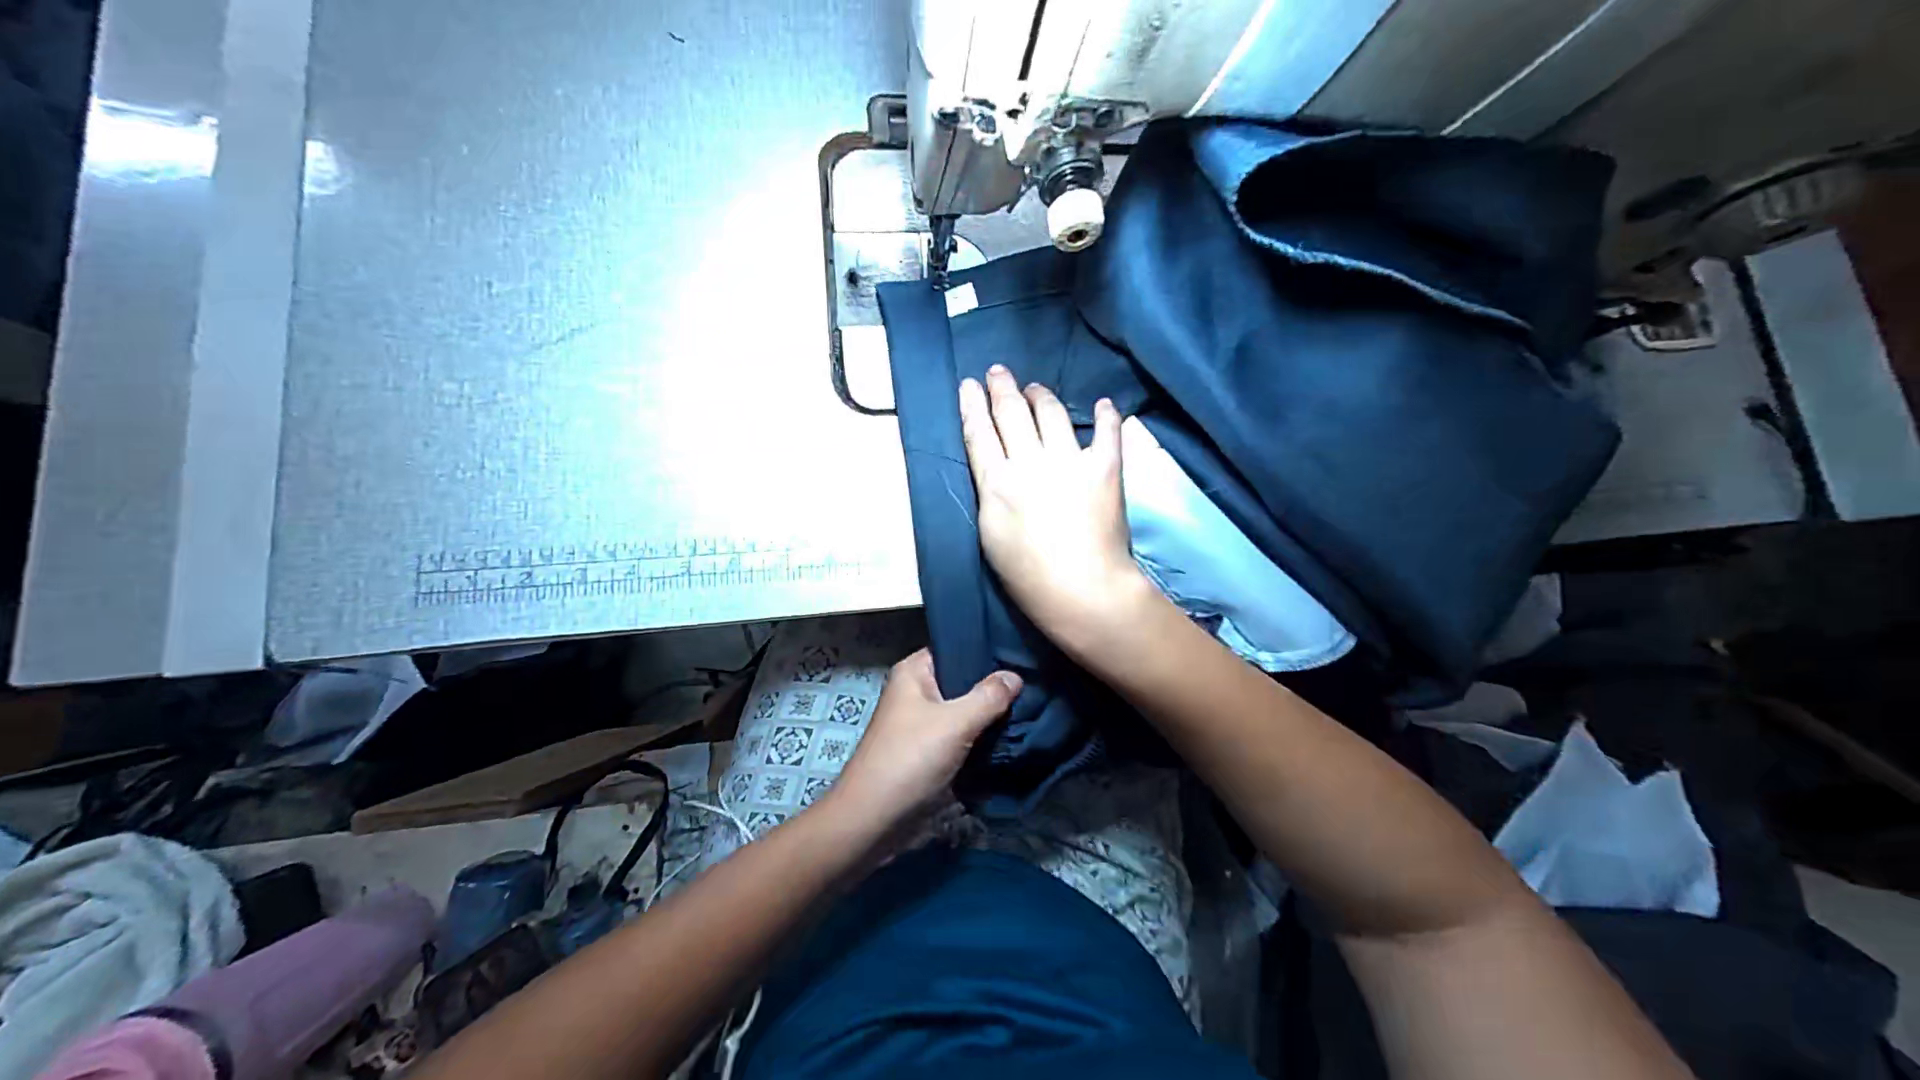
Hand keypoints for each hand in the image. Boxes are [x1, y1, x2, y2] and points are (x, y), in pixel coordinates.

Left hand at [826, 649, 1021, 827]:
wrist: (874, 819)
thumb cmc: (910, 759)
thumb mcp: (955, 722)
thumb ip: (988, 696)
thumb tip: (1016, 675)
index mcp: (914, 672)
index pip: (956, 646)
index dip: (987, 649)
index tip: (1023, 652)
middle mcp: (918, 691)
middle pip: (964, 680)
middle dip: (995, 685)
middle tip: (1035, 680)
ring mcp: (924, 722)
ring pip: (965, 710)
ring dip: (991, 714)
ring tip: (1033, 705)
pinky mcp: (931, 750)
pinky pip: (963, 735)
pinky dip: (983, 736)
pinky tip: (1013, 733)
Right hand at [959, 365, 1152, 644]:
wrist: (1082, 589)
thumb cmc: (1027, 575)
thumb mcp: (990, 534)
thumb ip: (989, 493)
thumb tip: (992, 468)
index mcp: (997, 482)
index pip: (979, 432)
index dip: (972, 405)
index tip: (969, 385)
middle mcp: (1030, 461)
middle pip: (1011, 413)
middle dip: (1001, 387)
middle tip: (997, 372)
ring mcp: (1070, 461)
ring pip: (1051, 412)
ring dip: (1040, 394)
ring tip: (1035, 388)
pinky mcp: (1106, 467)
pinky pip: (1106, 432)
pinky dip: (1105, 415)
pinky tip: (1104, 404)